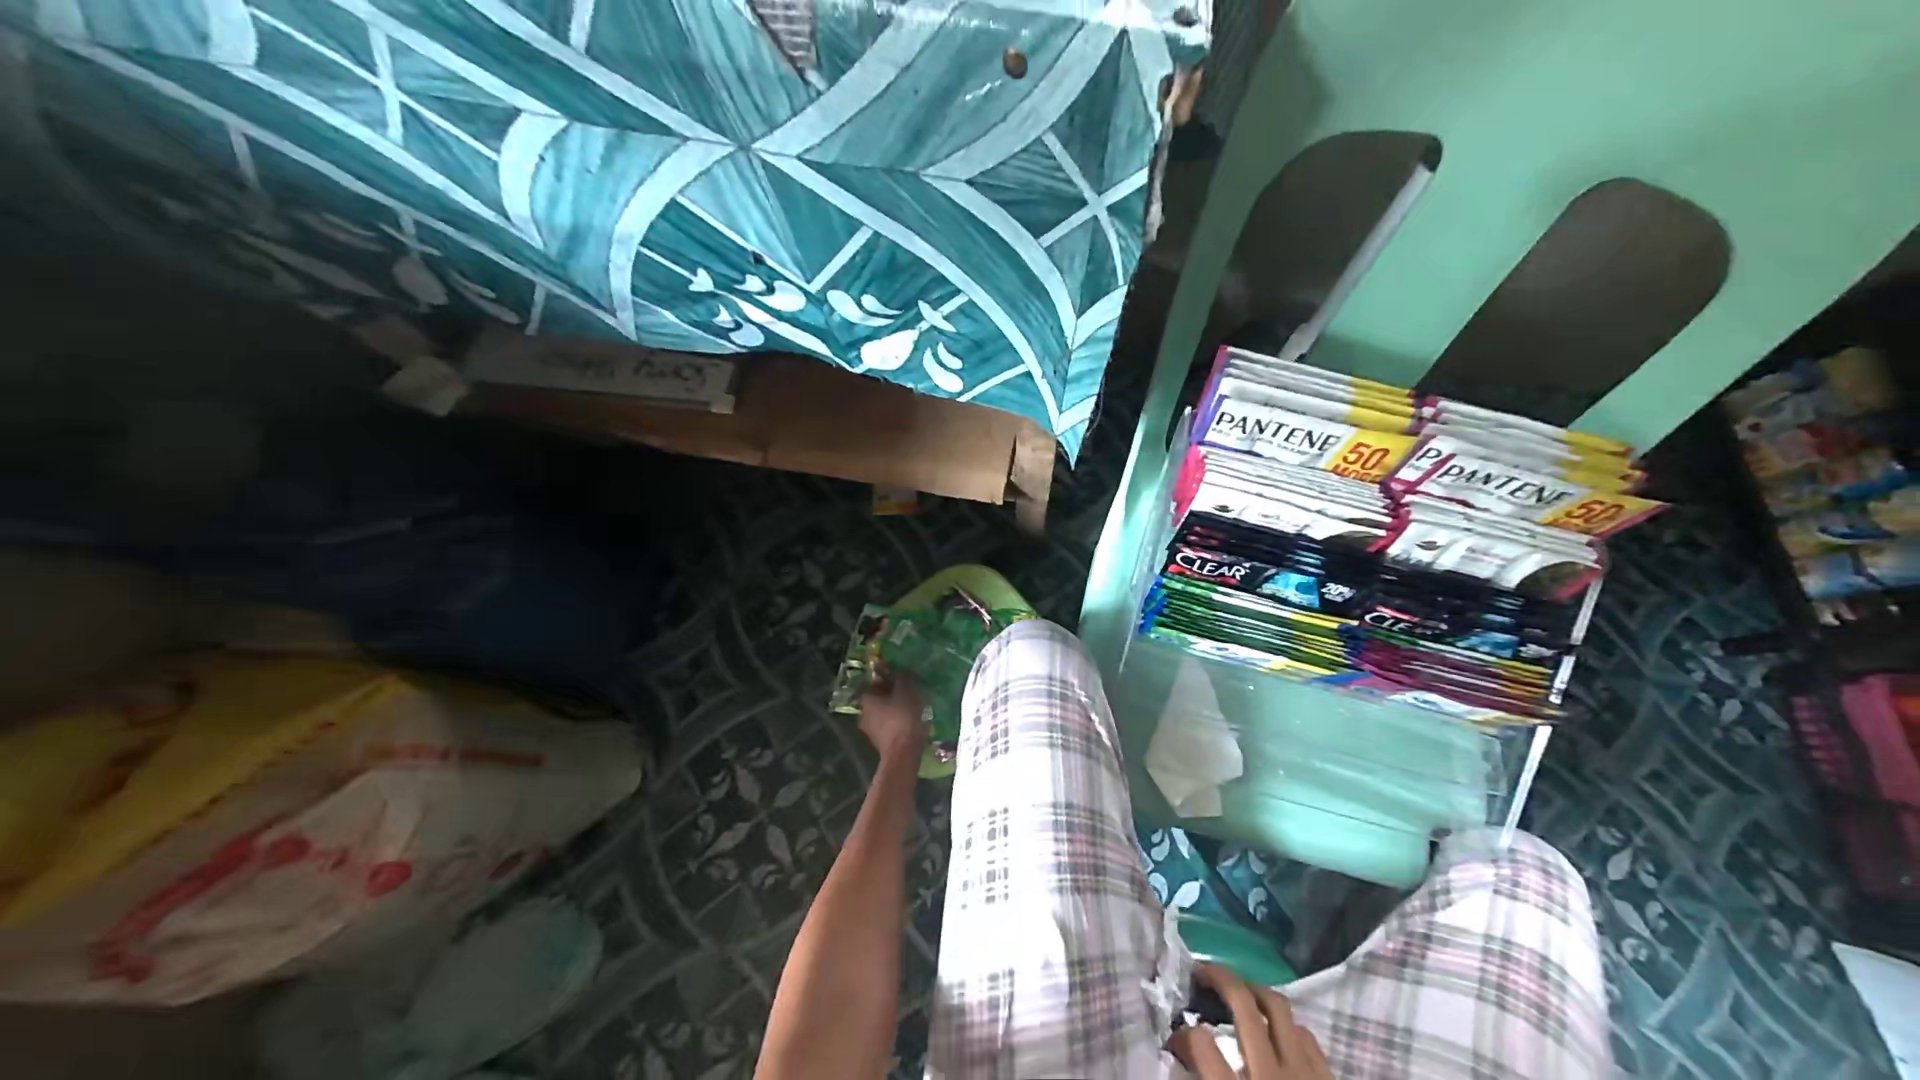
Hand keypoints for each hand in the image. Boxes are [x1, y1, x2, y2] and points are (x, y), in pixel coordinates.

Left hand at [859, 668, 925, 763]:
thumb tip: (899, 669)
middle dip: (891, 694)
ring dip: (895, 709)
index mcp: (866, 699)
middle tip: (908, 691)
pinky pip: (888, 726)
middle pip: (877, 698)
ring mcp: (870, 731)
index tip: (899, 677)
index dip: (886, 677)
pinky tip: (911, 721)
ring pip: (883, 713)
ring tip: (912, 706)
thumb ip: (901, 676)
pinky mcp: (879, 743)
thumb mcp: (905, 690)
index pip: (873, 682)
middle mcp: (863, 714)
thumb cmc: (902, 717)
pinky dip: (897, 722)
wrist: (903, 753)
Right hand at [1167, 963, 1333, 1079]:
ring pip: (1277, 1006)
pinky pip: (1305, 1034)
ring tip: (1237, 993)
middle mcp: (1272, 1077)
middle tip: (1200, 975)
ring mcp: (1306, 1076)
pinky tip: (1274, 1034)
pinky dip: (1285, 1025)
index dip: (1183, 1035)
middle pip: (1243, 1005)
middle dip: (1217, 979)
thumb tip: (1188, 1061)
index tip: (1176, 1040)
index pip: (1201, 1044)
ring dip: (1252, 992)